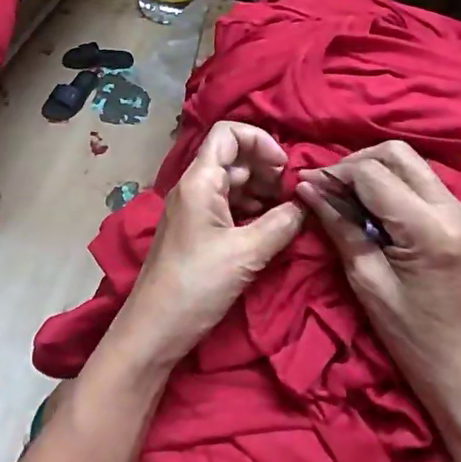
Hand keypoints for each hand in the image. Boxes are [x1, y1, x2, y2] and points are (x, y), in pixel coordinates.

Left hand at [108, 122, 304, 369]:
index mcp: (200, 180)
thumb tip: (306, 203)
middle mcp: (194, 186)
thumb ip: (282, 223)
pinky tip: (270, 227)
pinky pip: (228, 205)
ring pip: (233, 182)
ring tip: (287, 212)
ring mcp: (194, 208)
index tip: (284, 168)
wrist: (155, 329)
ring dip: (262, 190)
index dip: (260, 140)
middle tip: (292, 194)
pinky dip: (251, 209)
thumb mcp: (246, 253)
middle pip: (234, 156)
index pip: (228, 133)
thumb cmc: (197, 285)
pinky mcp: (197, 230)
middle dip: (267, 168)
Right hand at [297, 142, 460, 419]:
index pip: (373, 172)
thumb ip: (340, 227)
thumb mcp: (367, 282)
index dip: (335, 173)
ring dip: (377, 171)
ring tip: (349, 198)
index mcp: (430, 230)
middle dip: (357, 162)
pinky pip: (426, 183)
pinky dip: (396, 185)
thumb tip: (308, 188)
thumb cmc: (413, 339)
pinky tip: (377, 210)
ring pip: (414, 164)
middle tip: (330, 189)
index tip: (308, 185)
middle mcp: (456, 210)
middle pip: (398, 154)